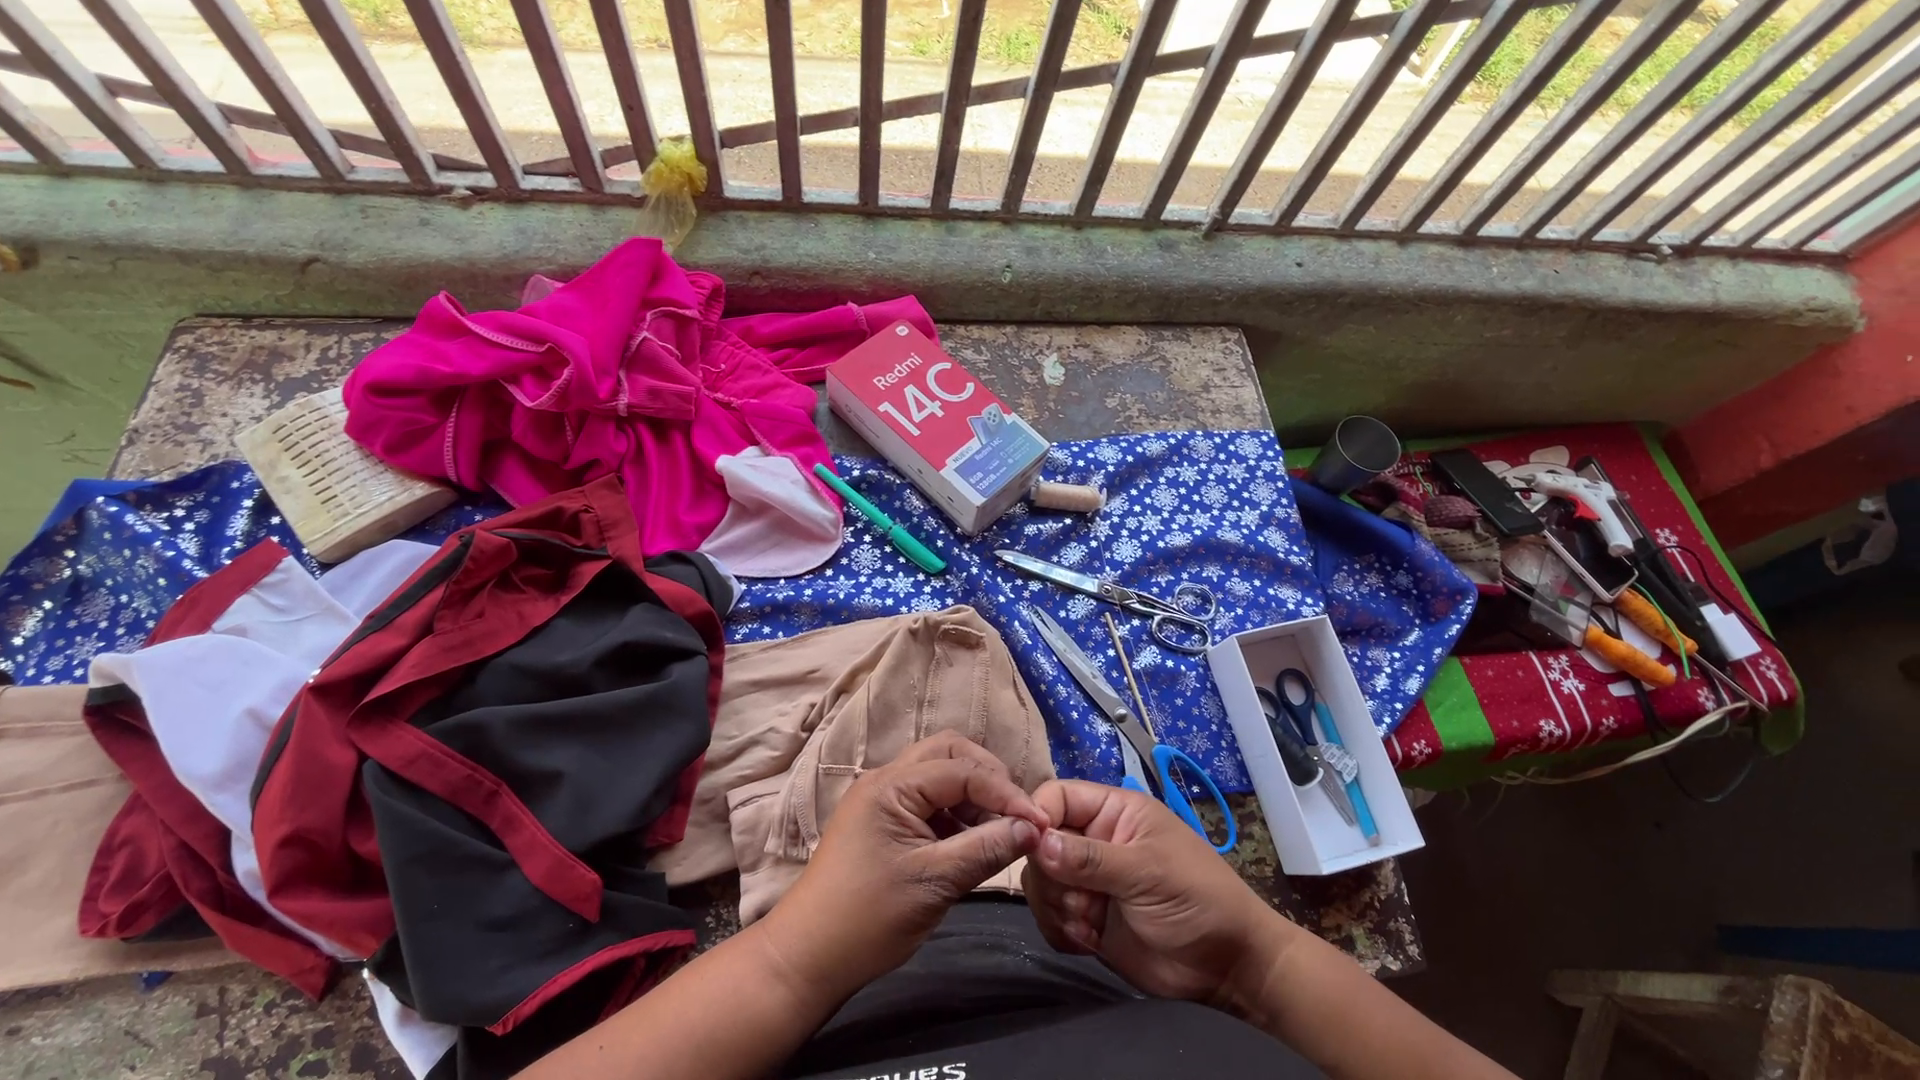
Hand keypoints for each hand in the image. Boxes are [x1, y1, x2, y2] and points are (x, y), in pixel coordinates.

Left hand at [757, 732, 1050, 996]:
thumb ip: (986, 849)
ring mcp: (884, 801)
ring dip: (975, 797)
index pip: (962, 769)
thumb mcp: (934, 883)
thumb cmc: (867, 919)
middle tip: (1017, 816)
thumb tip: (1033, 829)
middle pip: (949, 753)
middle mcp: (886, 781)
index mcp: (892, 786)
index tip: (1039, 824)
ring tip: (1001, 834)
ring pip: (941, 775)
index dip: (1005, 792)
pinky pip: (931, 802)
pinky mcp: (886, 823)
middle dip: (989, 778)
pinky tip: (976, 843)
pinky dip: (959, 815)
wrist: (807, 957)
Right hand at [1023, 779, 1297, 1011]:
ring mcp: (1088, 881)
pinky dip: (1060, 931)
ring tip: (1089, 925)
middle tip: (1080, 901)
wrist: (1226, 967)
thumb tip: (1037, 841)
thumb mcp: (1147, 871)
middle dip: (1051, 876)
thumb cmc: (1197, 900)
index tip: (1030, 844)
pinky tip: (1088, 942)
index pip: (1057, 797)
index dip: (1036, 816)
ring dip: (1056, 907)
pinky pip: (1048, 918)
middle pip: (1039, 843)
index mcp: (1113, 812)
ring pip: (1040, 882)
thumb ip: (1091, 858)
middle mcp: (1094, 840)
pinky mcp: (1085, 918)